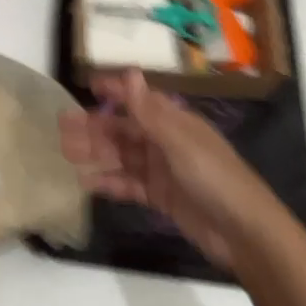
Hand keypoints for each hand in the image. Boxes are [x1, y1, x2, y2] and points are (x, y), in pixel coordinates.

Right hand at [58, 70, 268, 264]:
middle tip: (61, 126)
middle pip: (124, 130)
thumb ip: (149, 112)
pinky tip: (85, 182)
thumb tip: (129, 73)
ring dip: (95, 153)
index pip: (140, 100)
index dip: (117, 91)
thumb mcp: (180, 142)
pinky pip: (128, 184)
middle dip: (94, 127)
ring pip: (122, 157)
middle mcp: (166, 143)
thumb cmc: (215, 178)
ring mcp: (162, 171)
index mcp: (176, 123)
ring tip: (65, 152)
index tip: (89, 85)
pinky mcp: (160, 197)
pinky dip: (108, 182)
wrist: (244, 232)